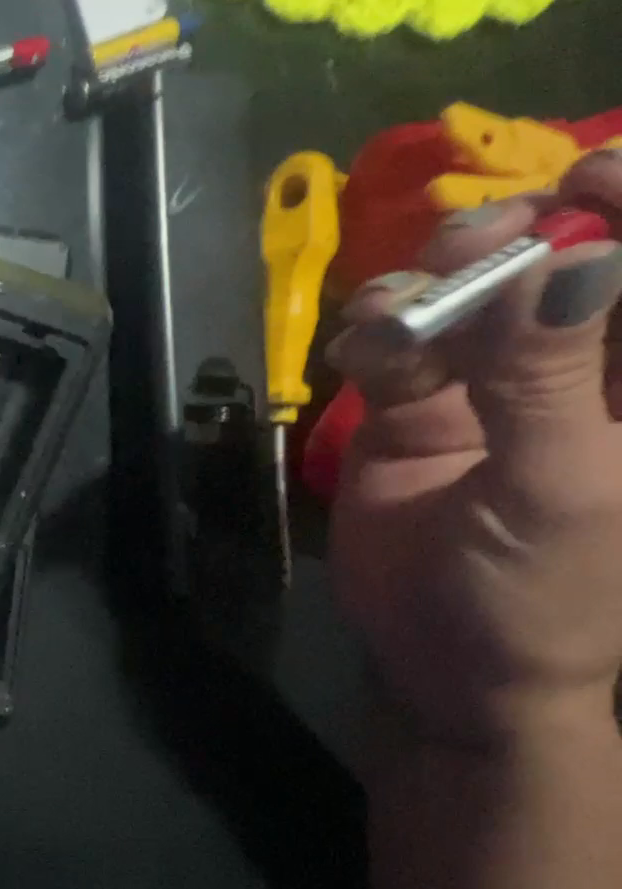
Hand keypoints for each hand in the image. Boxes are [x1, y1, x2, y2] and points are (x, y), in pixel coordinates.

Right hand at [328, 151, 621, 748]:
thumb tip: (562, 264)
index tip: (582, 176)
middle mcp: (571, 368)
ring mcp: (485, 386)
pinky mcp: (406, 409)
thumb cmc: (544, 593)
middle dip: (512, 238)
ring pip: (460, 297)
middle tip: (473, 239)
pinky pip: (388, 347)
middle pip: (552, 264)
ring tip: (397, 308)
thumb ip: (549, 383)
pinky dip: (370, 336)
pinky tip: (360, 350)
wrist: (446, 660)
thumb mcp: (560, 489)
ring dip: (427, 286)